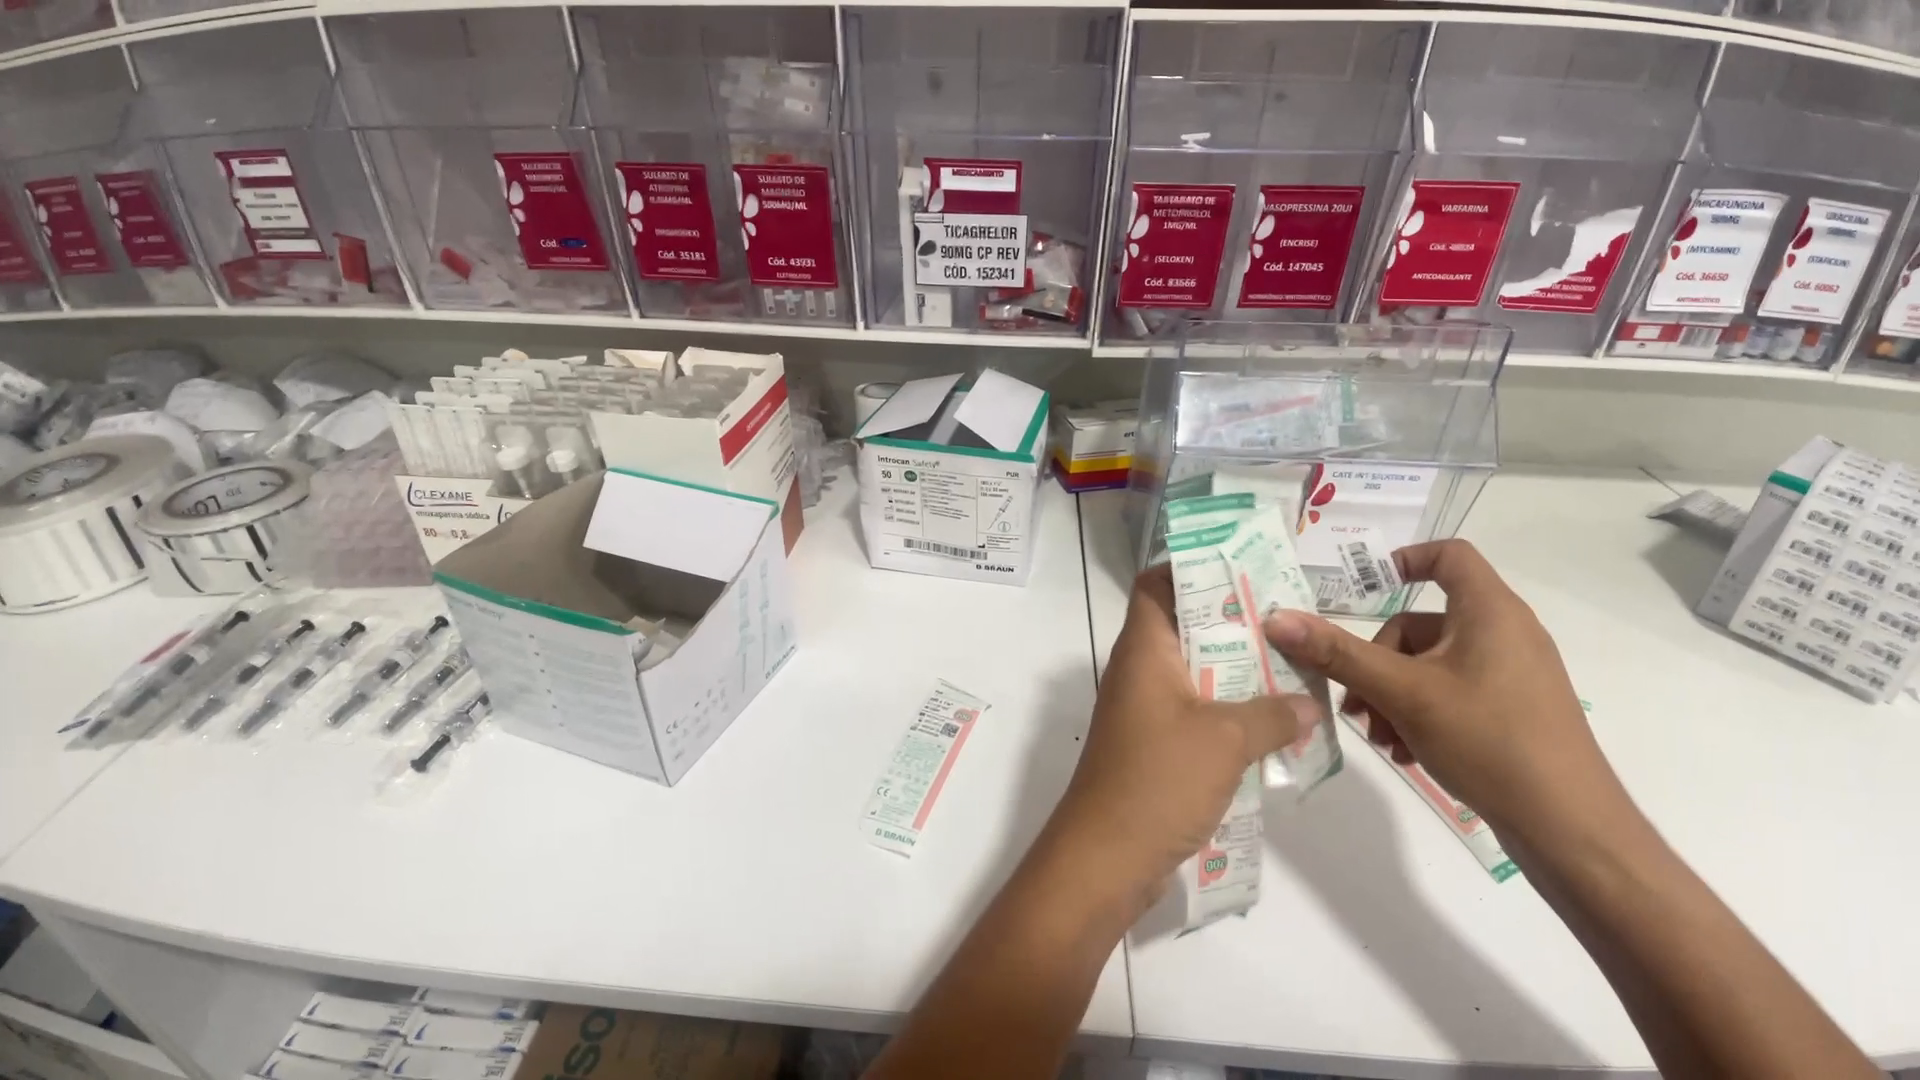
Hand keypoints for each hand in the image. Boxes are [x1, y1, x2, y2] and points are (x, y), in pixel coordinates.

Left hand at [1049, 565, 1313, 907]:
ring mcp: (1145, 715)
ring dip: (1240, 677)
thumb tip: (1304, 703)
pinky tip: (1275, 732)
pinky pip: (1197, 719)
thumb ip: (1271, 714)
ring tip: (1296, 676)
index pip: (1156, 585)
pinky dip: (1231, 719)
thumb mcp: (1225, 740)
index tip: (1245, 570)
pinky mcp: (1154, 752)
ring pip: (1196, 678)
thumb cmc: (1157, 782)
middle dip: (1236, 626)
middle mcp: (1139, 675)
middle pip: (1185, 630)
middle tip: (1291, 626)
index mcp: (1143, 651)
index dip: (1192, 569)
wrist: (1105, 860)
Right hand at [1261, 539, 1622, 836]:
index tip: (1360, 590)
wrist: (1569, 827)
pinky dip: (1418, 716)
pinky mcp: (1511, 711)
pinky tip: (1406, 754)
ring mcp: (1510, 675)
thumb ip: (1338, 654)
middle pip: (1419, 626)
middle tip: (1355, 704)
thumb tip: (1277, 618)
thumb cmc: (1489, 740)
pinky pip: (1450, 695)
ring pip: (1428, 667)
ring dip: (1391, 697)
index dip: (1404, 561)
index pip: (1449, 556)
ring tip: (1380, 738)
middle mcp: (1504, 634)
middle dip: (1376, 663)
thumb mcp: (1403, 694)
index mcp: (1490, 612)